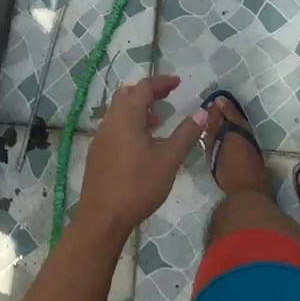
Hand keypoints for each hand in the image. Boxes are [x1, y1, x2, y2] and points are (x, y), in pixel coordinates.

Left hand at [75, 76, 206, 241]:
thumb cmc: (138, 186)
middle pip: (127, 95)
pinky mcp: (97, 153)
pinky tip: (141, 144)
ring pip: (118, 111)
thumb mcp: (168, 160)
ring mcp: (100, 138)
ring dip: (138, 109)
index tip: (178, 83)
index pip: (144, 87)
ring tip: (158, 121)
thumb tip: (201, 112)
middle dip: (148, 92)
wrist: (102, 218)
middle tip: (167, 97)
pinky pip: (114, 127)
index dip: (161, 82)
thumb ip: (186, 134)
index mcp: (127, 117)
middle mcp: (110, 121)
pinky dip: (129, 124)